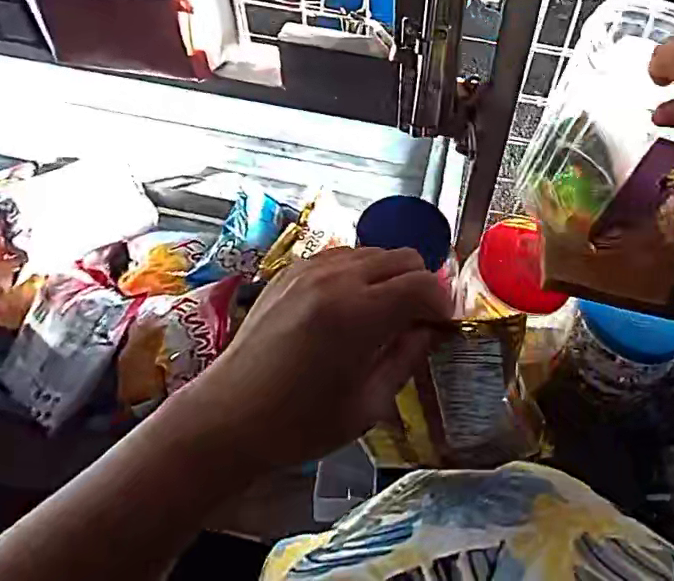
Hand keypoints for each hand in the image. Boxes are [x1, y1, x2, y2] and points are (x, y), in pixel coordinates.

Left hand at [170, 247, 450, 471]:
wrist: (230, 414)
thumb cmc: (300, 422)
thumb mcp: (368, 403)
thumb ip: (407, 356)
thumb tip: (430, 329)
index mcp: (360, 312)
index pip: (423, 283)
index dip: (442, 303)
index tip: (443, 324)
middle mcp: (337, 277)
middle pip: (402, 256)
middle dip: (419, 283)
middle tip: (416, 319)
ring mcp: (310, 267)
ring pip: (372, 251)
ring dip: (387, 275)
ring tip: (380, 313)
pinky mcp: (291, 268)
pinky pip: (340, 255)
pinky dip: (356, 272)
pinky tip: (347, 305)